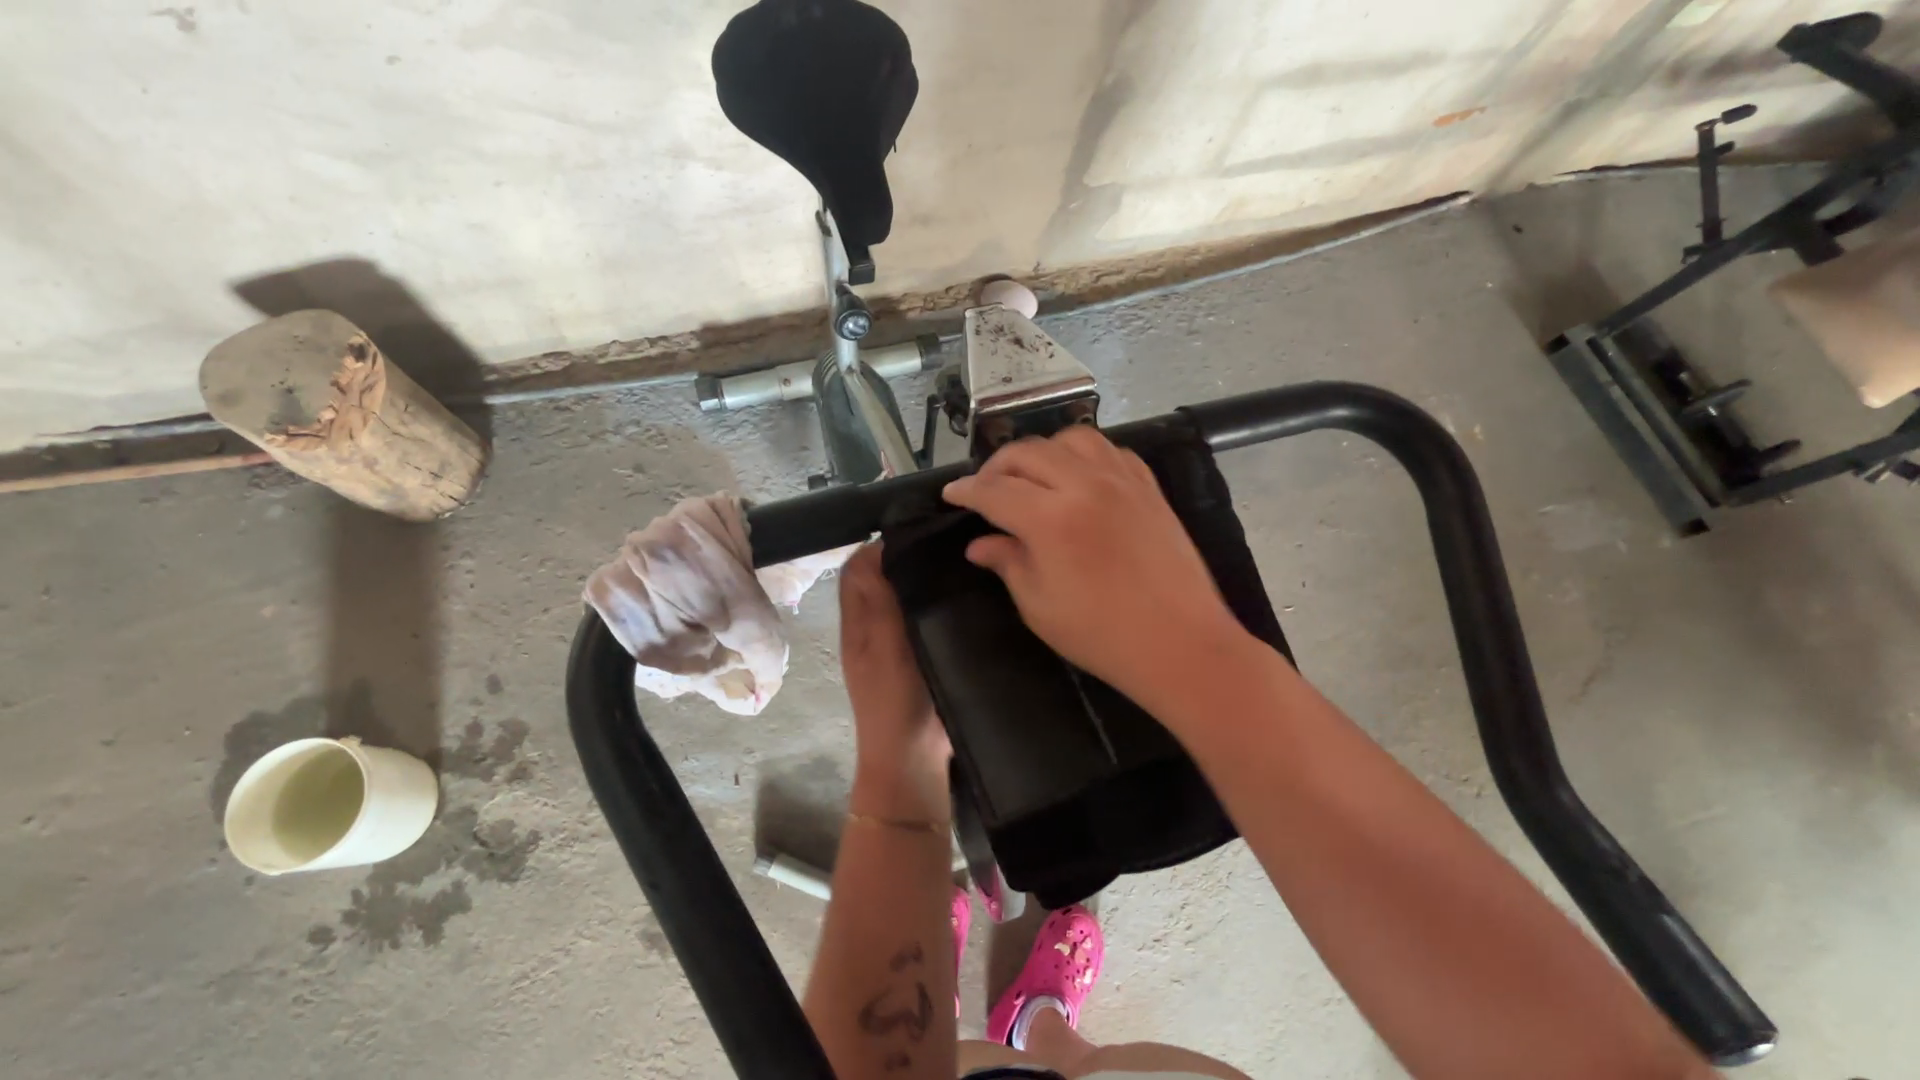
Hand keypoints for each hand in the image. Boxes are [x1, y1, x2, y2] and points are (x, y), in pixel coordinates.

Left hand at [838, 544, 949, 816]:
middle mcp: (874, 629)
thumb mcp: (885, 647)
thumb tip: (877, 547)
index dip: (879, 545)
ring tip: (960, 559)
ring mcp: (899, 644)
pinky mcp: (924, 656)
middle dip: (905, 557)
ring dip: (924, 578)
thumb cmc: (894, 702)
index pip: (858, 569)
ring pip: (905, 597)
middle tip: (945, 540)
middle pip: (881, 579)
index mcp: (858, 623)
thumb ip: (880, 601)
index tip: (917, 529)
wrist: (914, 760)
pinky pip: (927, 617)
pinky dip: (941, 602)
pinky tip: (967, 594)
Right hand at [940, 427, 1252, 710]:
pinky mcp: (1148, 487)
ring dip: (1041, 452)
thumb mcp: (1040, 607)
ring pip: (1070, 439)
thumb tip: (980, 544)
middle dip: (997, 466)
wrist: (1180, 643)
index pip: (995, 490)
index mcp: (1050, 519)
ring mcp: (1121, 481)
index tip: (951, 494)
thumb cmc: (1102, 636)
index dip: (966, 491)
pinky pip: (1110, 451)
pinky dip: (1084, 455)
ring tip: (1031, 477)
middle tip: (985, 489)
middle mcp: (1084, 485)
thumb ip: (1008, 564)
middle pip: (1028, 453)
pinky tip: (1078, 477)